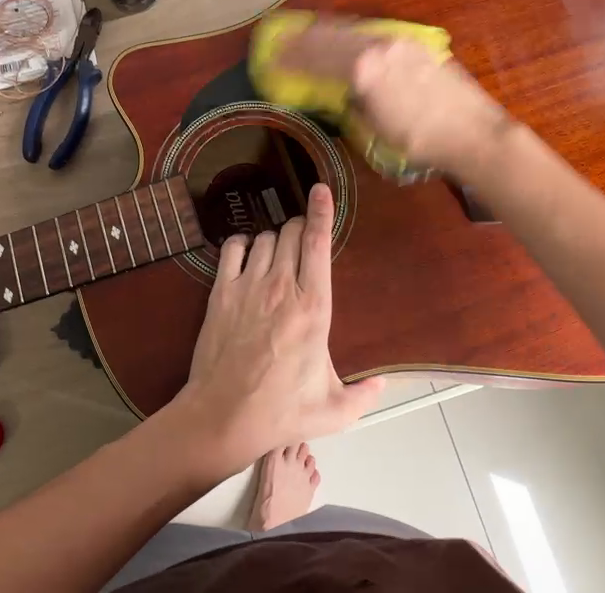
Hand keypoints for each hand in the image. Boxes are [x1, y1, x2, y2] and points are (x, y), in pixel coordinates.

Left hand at [166, 184, 384, 471]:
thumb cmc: (281, 411)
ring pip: (265, 238)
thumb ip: (363, 396)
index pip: (318, 244)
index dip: (322, 212)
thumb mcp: (333, 410)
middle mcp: (282, 288)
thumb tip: (383, 386)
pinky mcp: (221, 292)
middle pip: (291, 233)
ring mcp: (249, 286)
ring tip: (276, 256)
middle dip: (298, 228)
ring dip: (274, 240)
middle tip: (300, 240)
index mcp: (314, 308)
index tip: (321, 189)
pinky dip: (241, 244)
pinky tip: (246, 253)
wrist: (224, 415)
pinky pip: (232, 248)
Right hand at [276, 19, 515, 174]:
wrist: (473, 133)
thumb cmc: (420, 140)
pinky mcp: (413, 43)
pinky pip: (371, 32)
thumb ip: (347, 103)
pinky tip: (345, 38)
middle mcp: (377, 47)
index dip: (289, 56)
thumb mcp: (372, 128)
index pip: (315, 56)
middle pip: (329, 35)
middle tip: (281, 38)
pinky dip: (350, 33)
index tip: (271, 55)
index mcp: (362, 69)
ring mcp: (397, 41)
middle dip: (302, 37)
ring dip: (325, 31)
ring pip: (351, 28)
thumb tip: (331, 92)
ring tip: (306, 32)